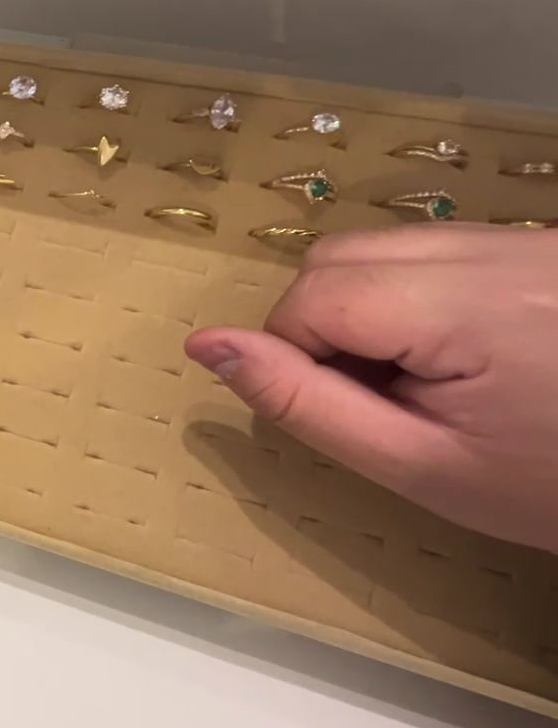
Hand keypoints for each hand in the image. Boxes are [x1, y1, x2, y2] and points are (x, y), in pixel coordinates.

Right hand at [184, 224, 557, 553]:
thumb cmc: (556, 488)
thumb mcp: (416, 464)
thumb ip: (298, 401)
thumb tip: (205, 345)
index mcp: (479, 310)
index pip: (314, 298)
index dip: (300, 353)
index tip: (356, 405)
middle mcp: (510, 253)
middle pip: (338, 257)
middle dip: (325, 321)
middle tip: (381, 386)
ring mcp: (538, 239)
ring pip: (377, 243)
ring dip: (364, 302)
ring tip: (423, 364)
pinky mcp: (551, 240)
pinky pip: (433, 243)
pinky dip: (413, 288)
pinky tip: (461, 341)